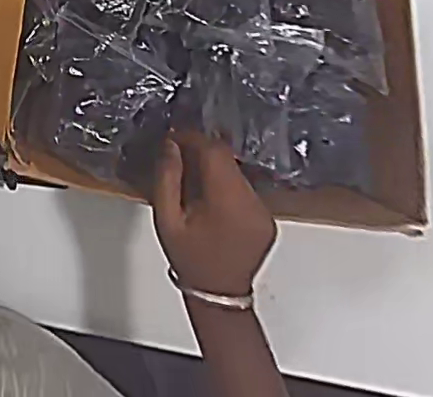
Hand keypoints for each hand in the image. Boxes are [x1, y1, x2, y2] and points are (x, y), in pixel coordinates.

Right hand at [152, 131, 276, 297]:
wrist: (218, 295)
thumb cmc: (188, 256)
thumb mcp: (166, 216)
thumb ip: (167, 176)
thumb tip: (171, 144)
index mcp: (228, 203)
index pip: (215, 152)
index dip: (193, 138)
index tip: (172, 137)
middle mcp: (253, 204)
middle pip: (228, 159)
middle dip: (201, 149)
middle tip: (177, 151)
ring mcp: (264, 212)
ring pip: (237, 170)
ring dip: (213, 165)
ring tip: (190, 170)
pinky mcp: (267, 218)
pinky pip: (244, 186)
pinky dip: (225, 180)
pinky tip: (208, 190)